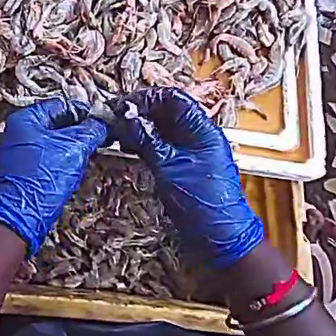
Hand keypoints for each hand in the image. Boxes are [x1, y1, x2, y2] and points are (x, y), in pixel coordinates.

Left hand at [0, 98, 110, 254]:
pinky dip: (64, 160)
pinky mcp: (25, 171)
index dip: (84, 111)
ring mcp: (21, 153)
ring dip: (73, 146)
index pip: (60, 105)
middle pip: (57, 123)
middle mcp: (19, 133)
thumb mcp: (72, 149)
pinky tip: (76, 167)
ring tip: (91, 151)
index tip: (102, 120)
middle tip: (100, 136)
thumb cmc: (39, 180)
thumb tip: (102, 123)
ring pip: (54, 142)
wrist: (18, 217)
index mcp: (25, 120)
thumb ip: (90, 131)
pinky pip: (49, 158)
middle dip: (80, 130)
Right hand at [115, 88, 265, 268]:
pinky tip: (128, 146)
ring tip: (118, 133)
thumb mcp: (169, 167)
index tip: (122, 105)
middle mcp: (197, 136)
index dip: (147, 98)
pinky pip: (160, 144)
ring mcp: (190, 151)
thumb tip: (127, 115)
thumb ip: (147, 139)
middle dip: (140, 111)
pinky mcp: (182, 165)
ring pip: (161, 128)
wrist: (220, 238)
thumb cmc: (200, 201)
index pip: (173, 98)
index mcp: (202, 130)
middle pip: (166, 111)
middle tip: (115, 118)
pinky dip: (144, 142)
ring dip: (139, 127)